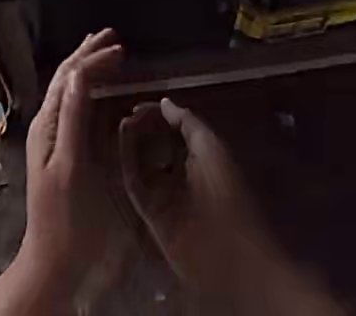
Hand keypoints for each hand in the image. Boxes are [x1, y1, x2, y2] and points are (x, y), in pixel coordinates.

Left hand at [20, 30, 123, 279]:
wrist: (53, 258)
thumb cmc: (65, 215)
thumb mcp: (71, 165)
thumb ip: (73, 118)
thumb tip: (79, 74)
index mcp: (48, 124)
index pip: (69, 77)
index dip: (93, 58)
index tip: (120, 47)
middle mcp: (47, 123)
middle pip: (66, 77)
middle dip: (88, 53)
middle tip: (112, 35)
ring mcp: (53, 135)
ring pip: (69, 87)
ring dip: (86, 65)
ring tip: (103, 49)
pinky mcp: (62, 147)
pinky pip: (74, 104)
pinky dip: (88, 86)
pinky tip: (97, 86)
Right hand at [120, 99, 338, 313]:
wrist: (231, 251)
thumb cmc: (227, 191)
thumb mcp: (211, 147)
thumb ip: (188, 122)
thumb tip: (164, 103)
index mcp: (200, 157)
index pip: (175, 130)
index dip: (161, 115)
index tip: (146, 103)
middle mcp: (181, 173)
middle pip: (157, 143)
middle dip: (145, 125)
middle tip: (133, 111)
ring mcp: (164, 192)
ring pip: (143, 160)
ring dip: (133, 139)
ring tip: (126, 120)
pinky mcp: (150, 210)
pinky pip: (134, 180)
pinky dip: (127, 157)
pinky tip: (124, 136)